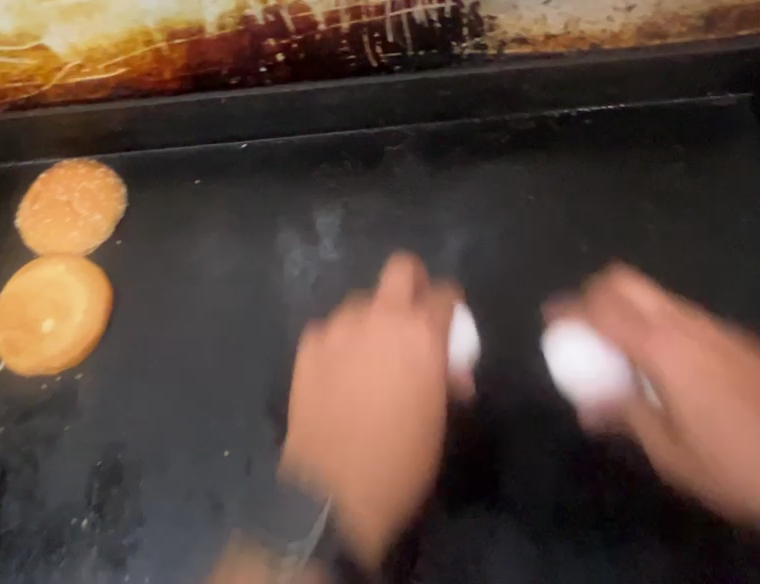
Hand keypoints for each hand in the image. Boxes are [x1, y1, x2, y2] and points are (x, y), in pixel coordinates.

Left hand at [278, 251, 462, 565]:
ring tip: (370, 357)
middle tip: (413, 315)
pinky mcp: (309, 343)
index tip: (450, 321)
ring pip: (361, 301)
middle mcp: (380, 317)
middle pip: (401, 268)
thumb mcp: (439, 422)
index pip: (445, 293)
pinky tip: (338, 374)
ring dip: (372, 320)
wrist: (334, 491)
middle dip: (413, 284)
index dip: (451, 305)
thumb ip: (445, 381)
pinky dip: (340, 343)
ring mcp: (339, 326)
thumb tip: (449, 372)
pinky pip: (331, 329)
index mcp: (421, 333)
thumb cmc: (400, 461)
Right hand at [553, 264, 759, 528]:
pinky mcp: (743, 342)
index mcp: (662, 347)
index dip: (569, 310)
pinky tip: (677, 372)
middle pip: (626, 281)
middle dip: (596, 293)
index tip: (551, 320)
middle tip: (584, 325)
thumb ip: (625, 417)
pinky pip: (688, 319)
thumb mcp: (669, 454)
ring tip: (626, 352)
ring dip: (632, 311)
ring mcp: (719, 329)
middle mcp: (687, 325)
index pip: (600, 309)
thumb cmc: (738, 467)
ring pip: (660, 298)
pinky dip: (665, 329)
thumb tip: (589, 405)